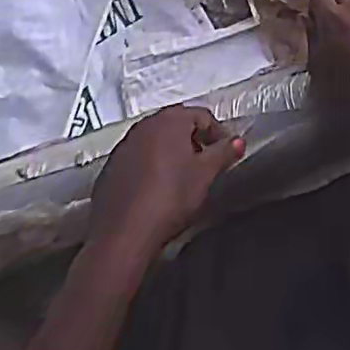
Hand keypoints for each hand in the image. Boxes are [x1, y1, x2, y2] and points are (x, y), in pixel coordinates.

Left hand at [89, 106, 243, 249]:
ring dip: (171, 150)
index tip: (225, 152)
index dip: (217, 132)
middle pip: (177, 122)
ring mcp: (125, 144)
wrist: (124, 233)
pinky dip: (151, 164)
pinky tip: (156, 187)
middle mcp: (146, 125)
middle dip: (194, 138)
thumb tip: (238, 141)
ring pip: (156, 138)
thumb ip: (224, 153)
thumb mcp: (205, 174)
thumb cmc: (170, 197)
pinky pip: (138, 156)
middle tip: (206, 162)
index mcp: (170, 120)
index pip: (202, 115)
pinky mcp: (112, 166)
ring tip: (182, 175)